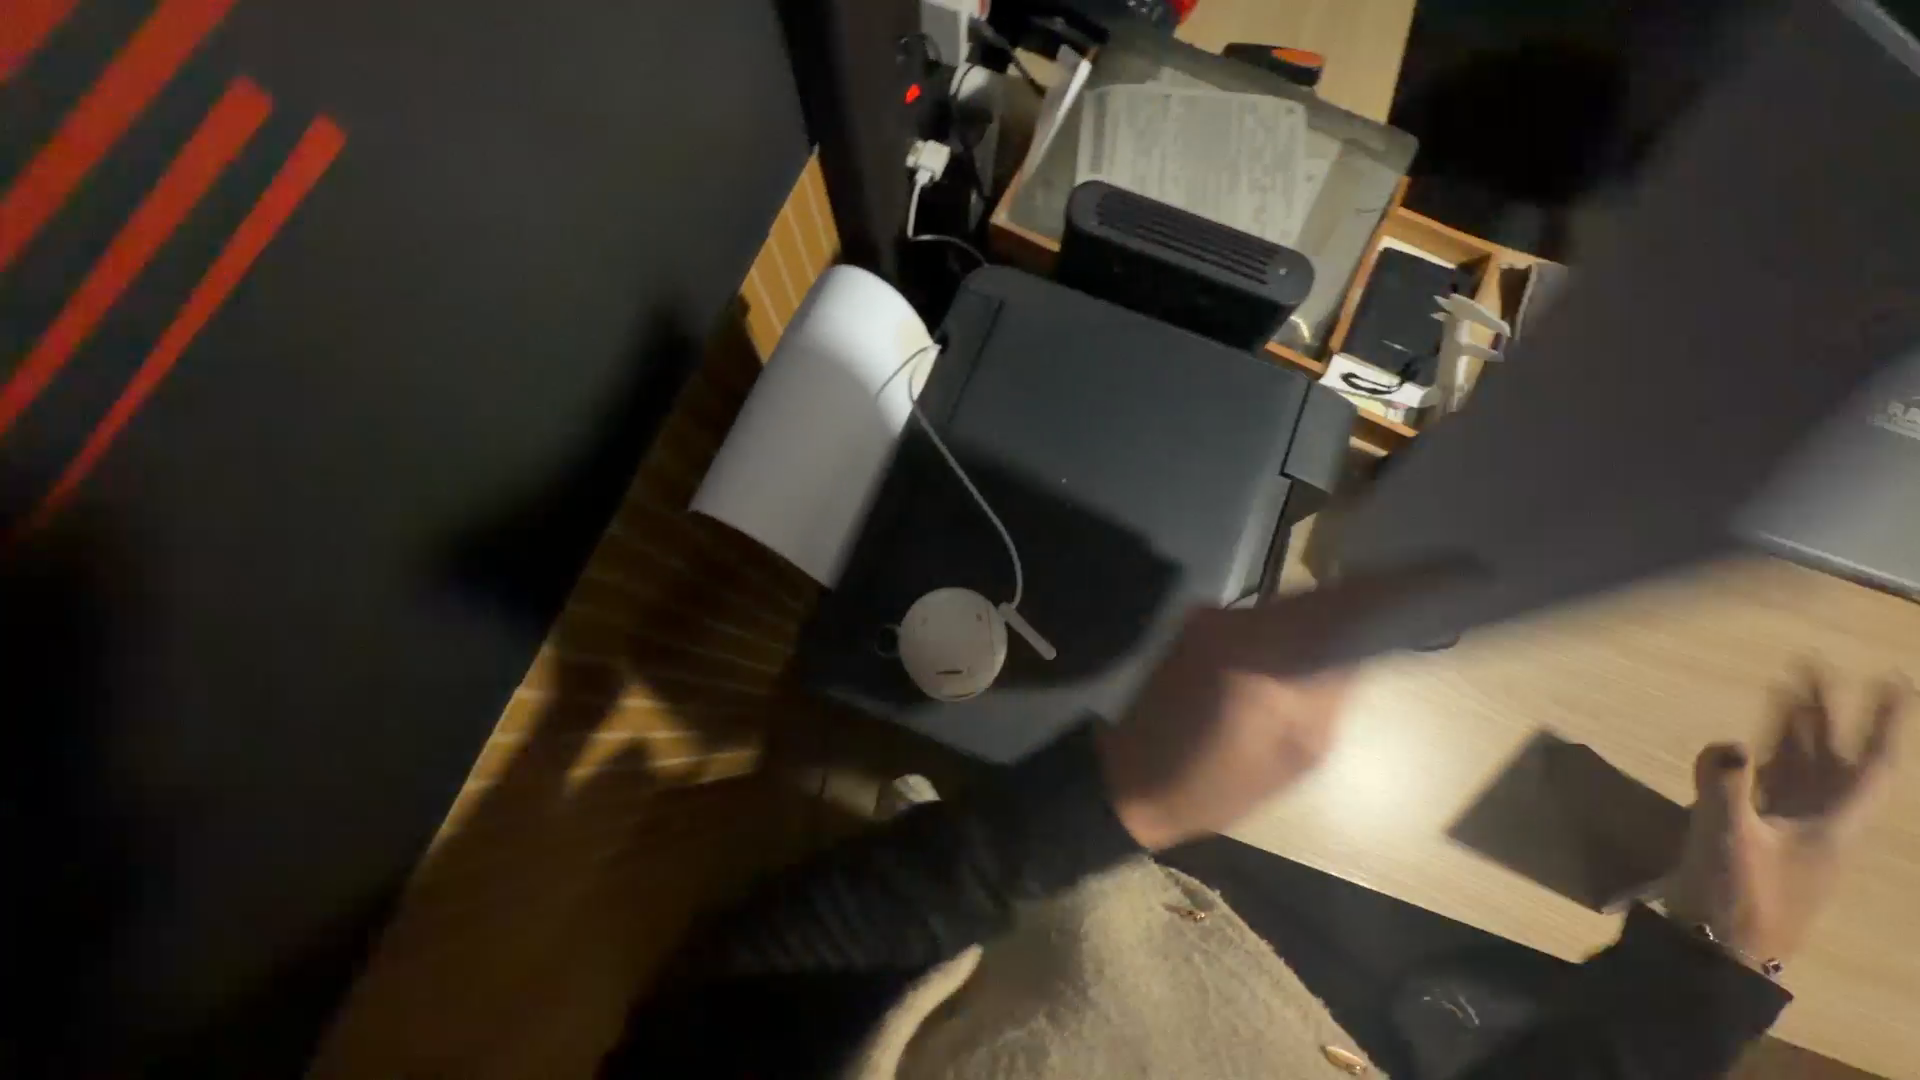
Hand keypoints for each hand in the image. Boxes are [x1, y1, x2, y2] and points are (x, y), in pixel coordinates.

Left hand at [1096, 572, 1428, 850]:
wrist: (1132, 778)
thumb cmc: (1220, 784)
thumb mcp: (1299, 751)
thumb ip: (1335, 688)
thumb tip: (1364, 644)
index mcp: (1267, 660)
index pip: (1350, 605)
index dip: (1405, 585)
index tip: (1456, 570)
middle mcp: (1236, 623)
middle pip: (1321, 595)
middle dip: (1372, 594)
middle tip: (1422, 594)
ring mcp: (1210, 618)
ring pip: (1291, 603)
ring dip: (1331, 609)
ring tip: (1379, 617)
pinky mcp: (1195, 623)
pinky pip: (1262, 614)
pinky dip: (1294, 622)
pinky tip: (1315, 639)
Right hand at [1665, 671, 1907, 968]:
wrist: (1720, 944)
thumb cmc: (1738, 894)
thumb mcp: (1728, 839)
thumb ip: (1724, 788)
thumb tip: (1729, 742)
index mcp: (1829, 823)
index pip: (1867, 764)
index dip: (1883, 723)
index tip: (1891, 682)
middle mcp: (1816, 818)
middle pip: (1829, 756)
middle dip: (1826, 713)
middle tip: (1815, 668)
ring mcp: (1784, 826)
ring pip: (1798, 767)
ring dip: (1793, 730)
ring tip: (1787, 692)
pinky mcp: (1752, 831)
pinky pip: (1764, 782)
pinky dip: (1760, 756)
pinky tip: (1749, 743)